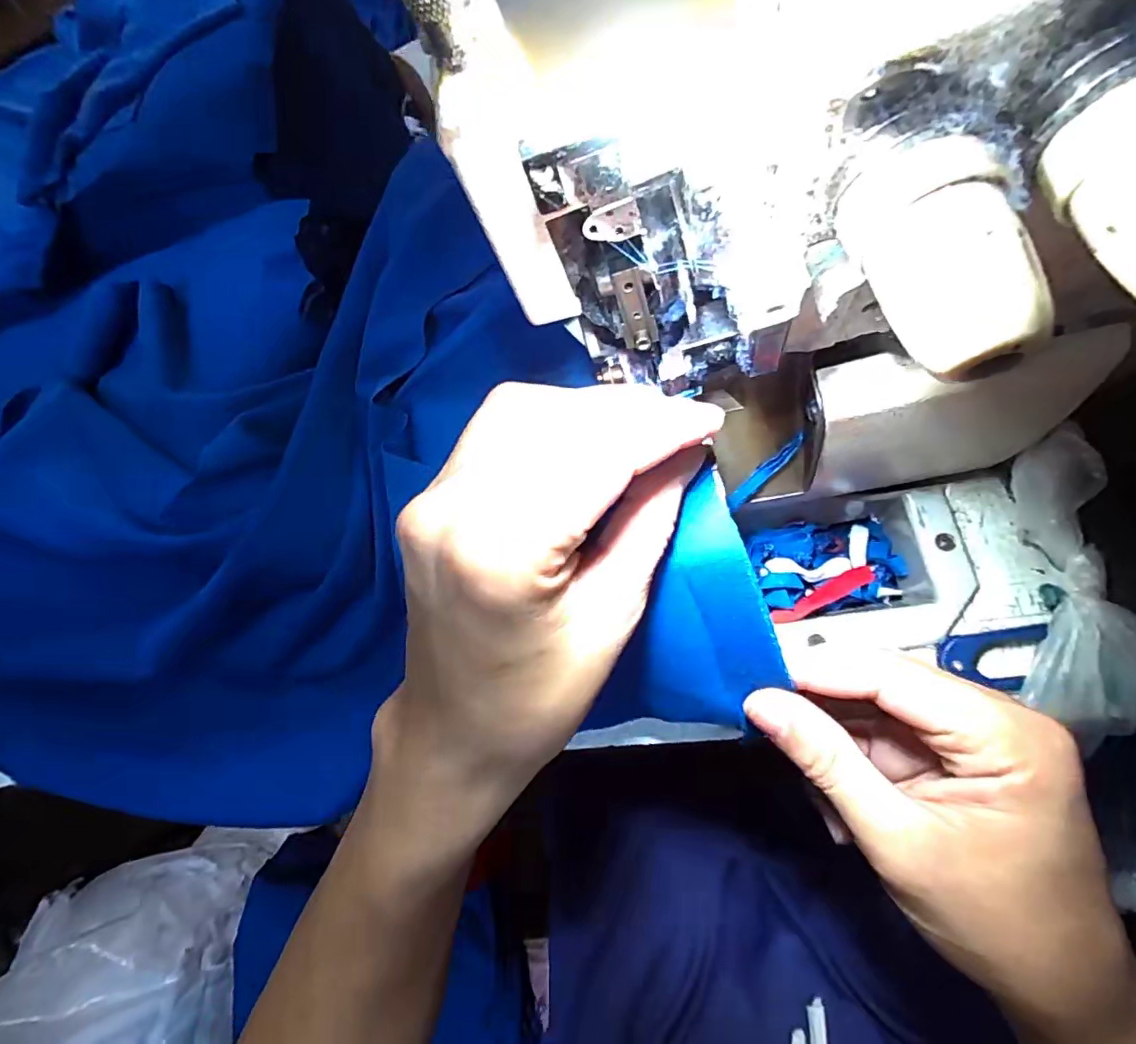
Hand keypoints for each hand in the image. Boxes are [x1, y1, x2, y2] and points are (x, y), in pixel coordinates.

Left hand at [376, 383, 721, 841]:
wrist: (453, 728)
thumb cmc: (539, 697)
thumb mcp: (612, 615)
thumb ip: (648, 521)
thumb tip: (682, 452)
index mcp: (500, 549)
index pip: (591, 456)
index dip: (657, 428)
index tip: (708, 419)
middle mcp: (451, 505)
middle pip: (551, 419)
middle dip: (626, 412)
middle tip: (681, 424)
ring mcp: (430, 496)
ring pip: (518, 408)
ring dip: (588, 410)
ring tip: (642, 429)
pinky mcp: (428, 496)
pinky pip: (493, 430)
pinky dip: (550, 423)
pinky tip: (588, 439)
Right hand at [743, 653, 1135, 1043]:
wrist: (1060, 990)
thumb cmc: (989, 922)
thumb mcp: (895, 839)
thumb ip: (825, 761)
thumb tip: (760, 702)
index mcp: (1005, 732)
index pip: (892, 675)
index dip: (818, 671)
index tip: (755, 677)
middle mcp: (999, 717)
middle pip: (886, 685)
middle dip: (824, 709)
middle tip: (765, 720)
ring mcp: (983, 735)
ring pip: (881, 710)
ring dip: (836, 742)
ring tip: (813, 789)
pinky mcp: (965, 755)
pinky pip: (892, 737)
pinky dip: (856, 762)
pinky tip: (836, 800)